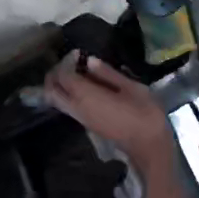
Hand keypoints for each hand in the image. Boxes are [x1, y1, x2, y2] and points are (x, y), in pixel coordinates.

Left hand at [44, 54, 173, 166]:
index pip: (64, 76)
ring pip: (56, 99)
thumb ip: (109, 74)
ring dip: (59, 84)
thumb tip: (90, 61)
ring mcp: (80, 117)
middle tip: (70, 62)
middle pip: (51, 90)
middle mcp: (77, 107)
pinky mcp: (86, 123)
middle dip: (55, 73)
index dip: (66, 61)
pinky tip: (86, 86)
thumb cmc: (144, 113)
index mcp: (87, 96)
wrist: (147, 144)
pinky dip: (68, 92)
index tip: (79, 52)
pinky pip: (67, 105)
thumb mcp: (132, 88)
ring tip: (77, 72)